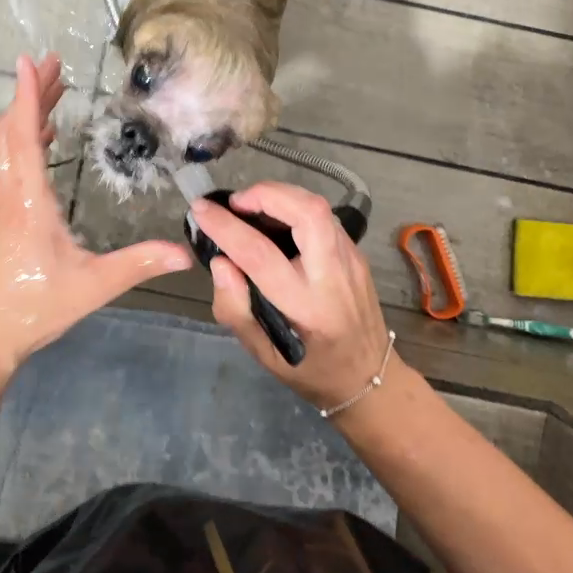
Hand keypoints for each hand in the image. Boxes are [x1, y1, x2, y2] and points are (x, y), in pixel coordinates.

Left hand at [0, 53, 192, 368]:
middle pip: (12, 130)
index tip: (29, 61)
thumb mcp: (93, 285)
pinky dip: (24, 138)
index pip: (23, 136)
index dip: (26, 95)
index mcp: (28, 201)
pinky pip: (9, 162)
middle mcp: (8, 193)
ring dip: (27, 114)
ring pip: (7, 145)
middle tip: (55, 64)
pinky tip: (44, 138)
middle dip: (31, 94)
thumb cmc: (37, 306)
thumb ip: (138, 264)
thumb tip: (185, 253)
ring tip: (53, 89)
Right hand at [194, 183, 400, 411]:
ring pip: (319, 207)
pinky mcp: (357, 254)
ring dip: (281, 196)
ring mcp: (351, 261)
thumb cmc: (311, 370)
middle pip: (308, 212)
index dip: (226, 227)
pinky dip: (294, 208)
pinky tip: (276, 222)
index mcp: (307, 308)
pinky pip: (323, 218)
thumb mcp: (264, 355)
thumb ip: (235, 309)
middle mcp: (334, 277)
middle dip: (267, 194)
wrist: (371, 378)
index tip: (201, 211)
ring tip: (251, 207)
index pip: (261, 255)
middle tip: (236, 202)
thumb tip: (220, 262)